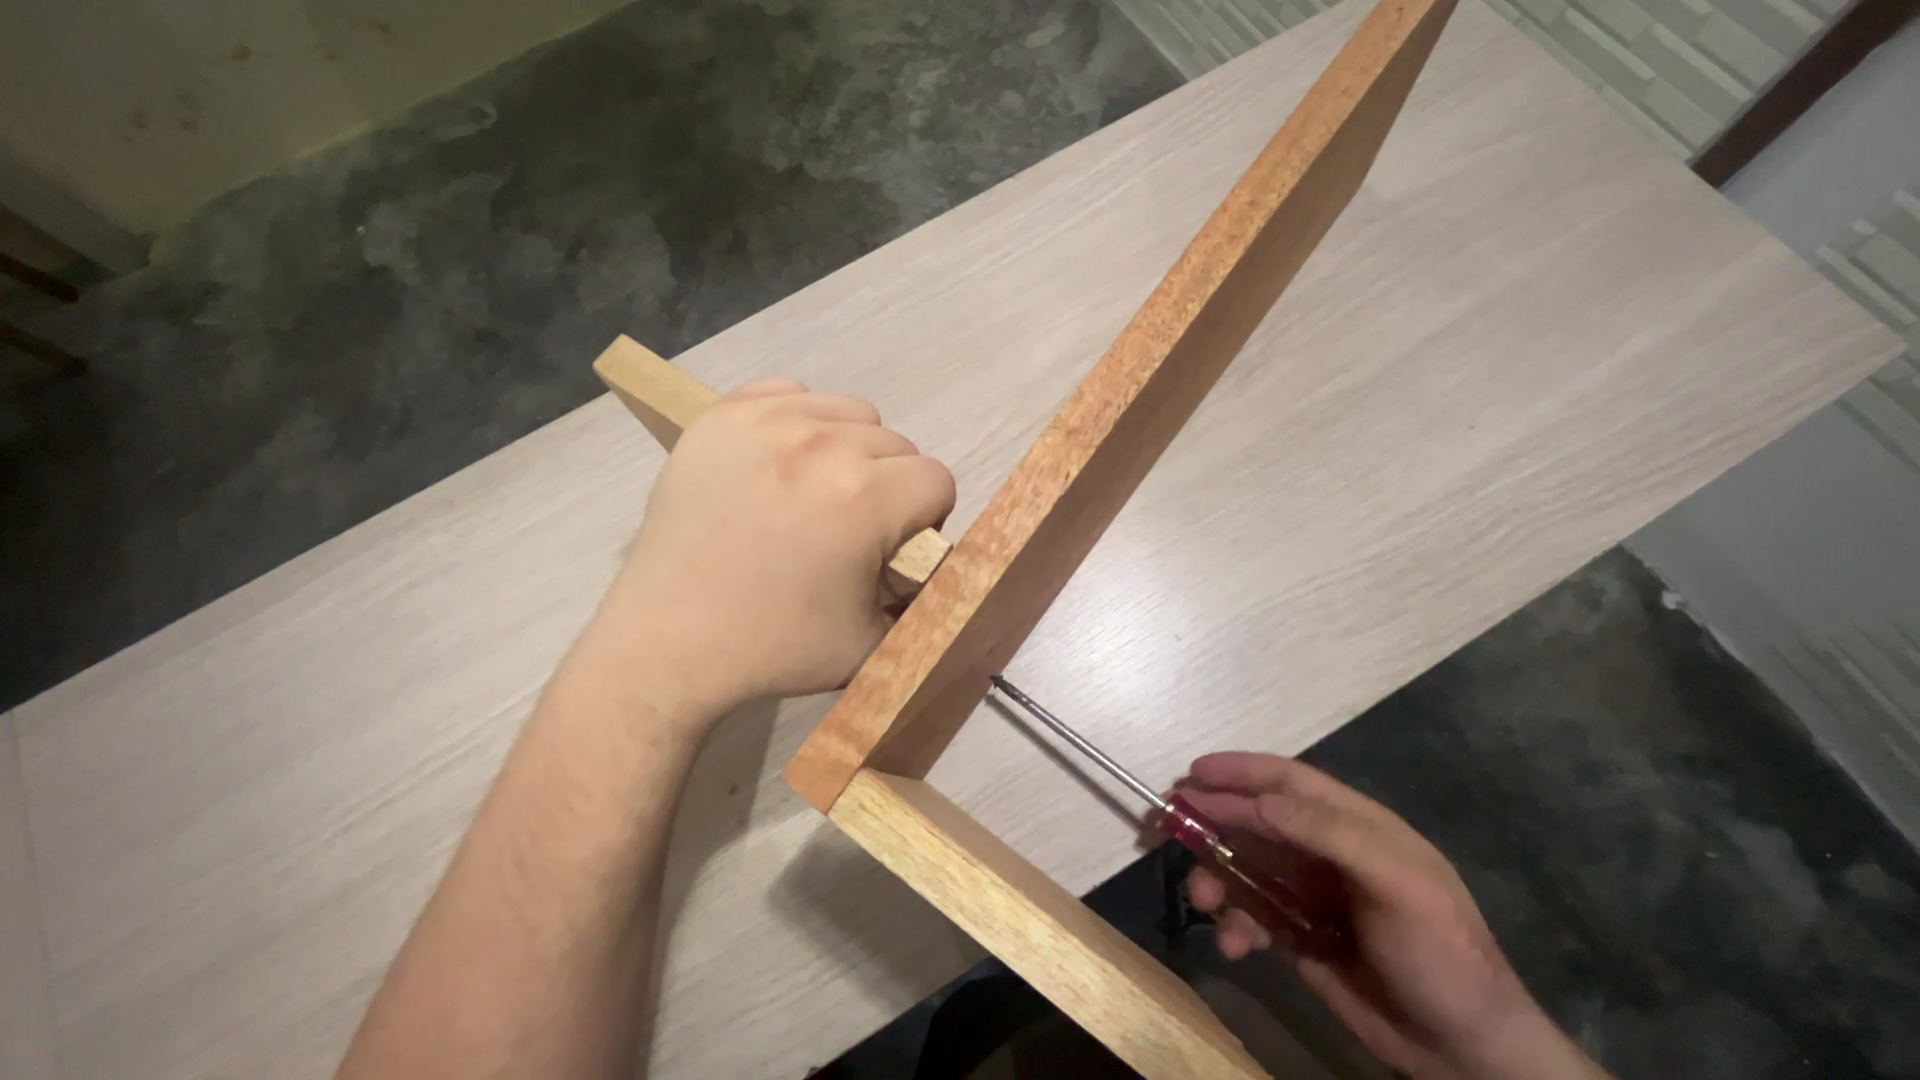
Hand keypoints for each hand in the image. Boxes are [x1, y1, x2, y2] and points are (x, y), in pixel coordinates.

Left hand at [589, 379, 954, 716]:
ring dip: (850, 449)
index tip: (892, 548)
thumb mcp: (872, 643)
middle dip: (890, 487)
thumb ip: (923, 600)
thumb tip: (941, 568)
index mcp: (864, 498)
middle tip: (850, 530)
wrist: (670, 642)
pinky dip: (799, 422)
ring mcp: (765, 422)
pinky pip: (790, 393)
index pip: (937, 480)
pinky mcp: (721, 416)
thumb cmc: (775, 647)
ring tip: (814, 494)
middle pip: (898, 444)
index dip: (925, 519)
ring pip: (850, 413)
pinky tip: (778, 466)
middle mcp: (820, 445)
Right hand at [1174, 753, 1606, 1079]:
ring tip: (1203, 899)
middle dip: (1213, 822)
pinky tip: (1235, 946)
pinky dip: (1234, 926)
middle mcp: (1327, 853)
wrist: (1464, 1050)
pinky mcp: (1298, 938)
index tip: (1193, 774)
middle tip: (1168, 827)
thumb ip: (1329, 833)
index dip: (1241, 772)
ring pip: (1245, 869)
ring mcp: (1311, 896)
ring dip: (1216, 878)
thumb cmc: (1439, 953)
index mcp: (1357, 826)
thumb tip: (1257, 803)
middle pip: (1257, 822)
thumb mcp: (1396, 883)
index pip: (1289, 783)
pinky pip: (1251, 917)